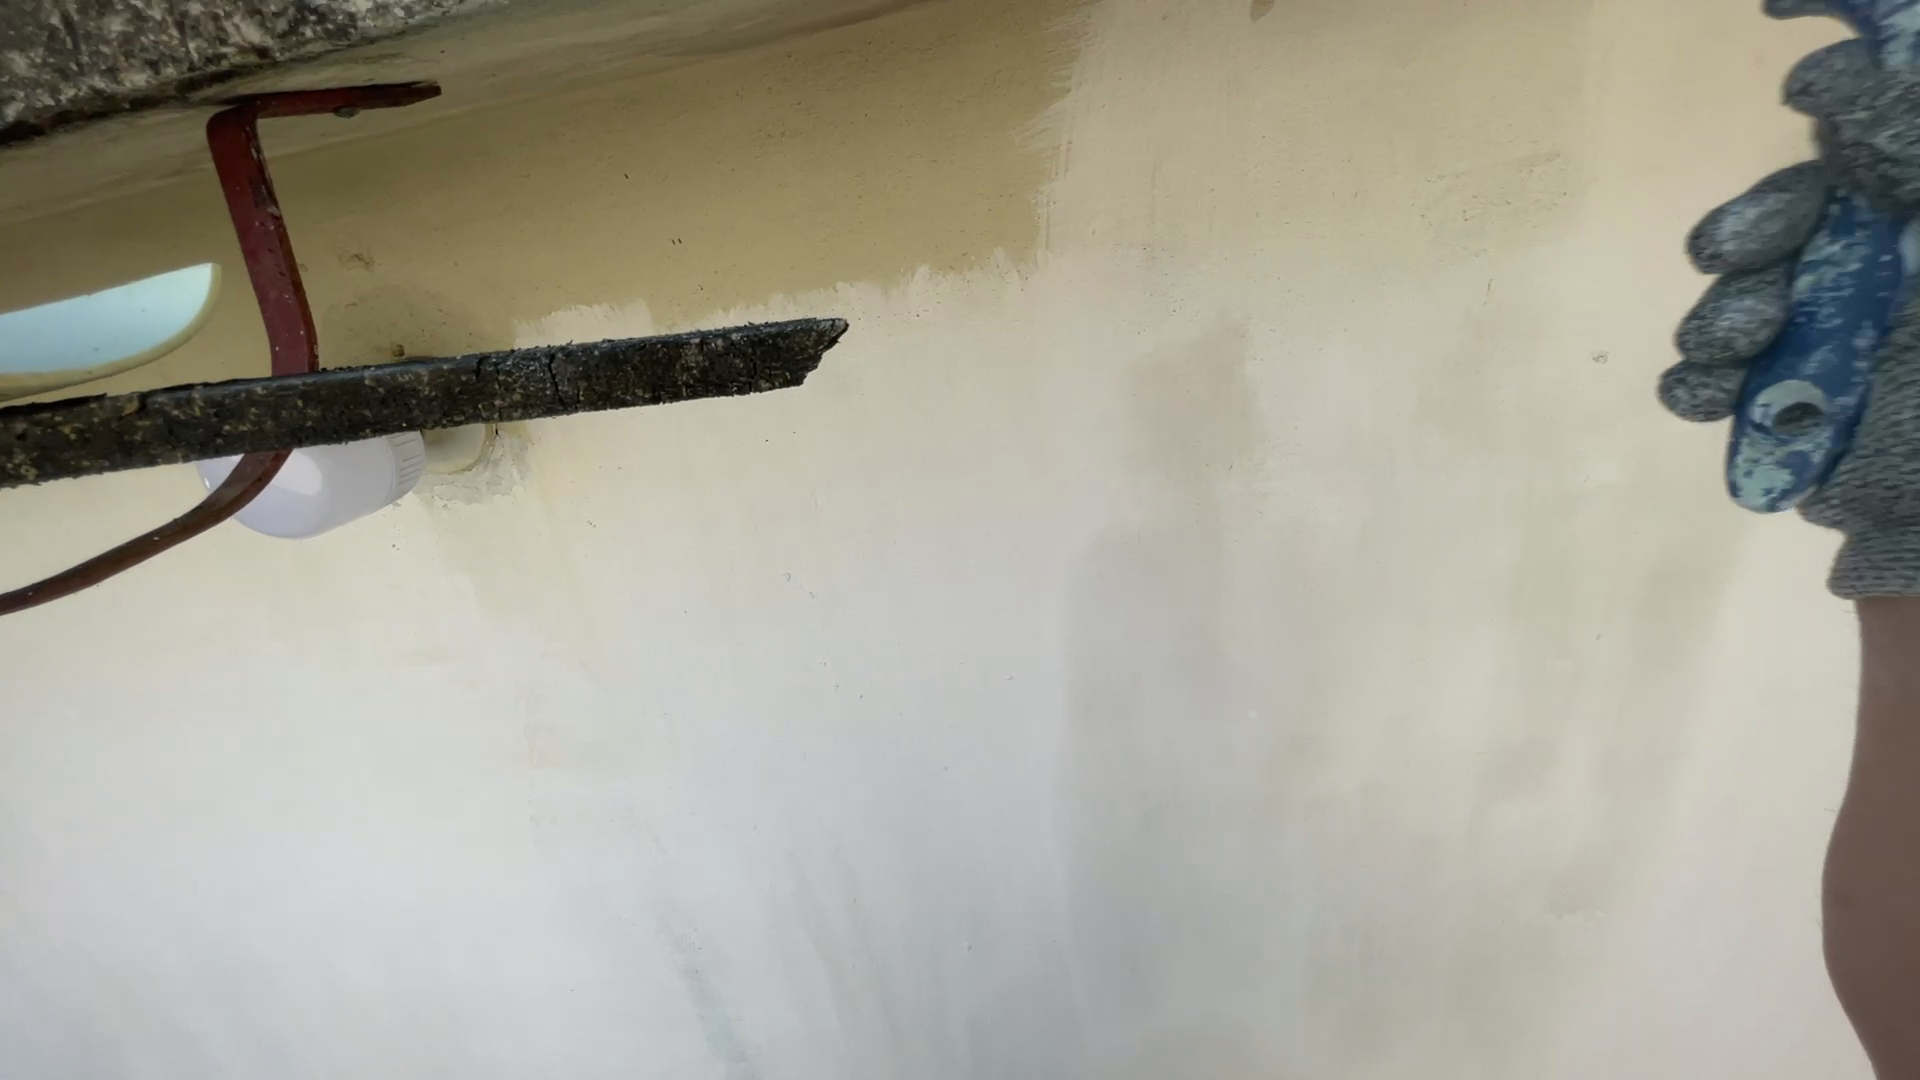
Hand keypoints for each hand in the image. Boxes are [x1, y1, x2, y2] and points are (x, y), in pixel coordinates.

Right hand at [1661, 38, 1919, 596]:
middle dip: (1752, 228)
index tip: (1813, 87)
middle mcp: (1881, 270)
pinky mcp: (1779, 409)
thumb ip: (1911, 158)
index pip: (1884, 140)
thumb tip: (1846, 80)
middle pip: (1783, 219)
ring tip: (1743, 343)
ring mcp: (1827, 341)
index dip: (1845, 104)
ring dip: (1722, 314)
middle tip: (1750, 250)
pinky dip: (1696, 385)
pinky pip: (1706, 382)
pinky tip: (1714, 396)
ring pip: (1731, 301)